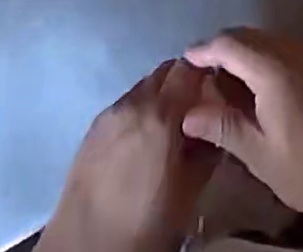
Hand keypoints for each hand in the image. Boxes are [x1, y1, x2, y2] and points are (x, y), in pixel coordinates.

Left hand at [37, 60, 219, 251]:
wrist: (85, 250)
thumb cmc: (145, 226)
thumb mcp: (190, 193)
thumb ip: (207, 150)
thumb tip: (215, 125)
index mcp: (160, 114)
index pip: (190, 68)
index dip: (206, 75)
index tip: (216, 92)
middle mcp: (133, 103)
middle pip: (165, 71)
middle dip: (184, 82)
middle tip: (196, 109)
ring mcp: (110, 113)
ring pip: (144, 86)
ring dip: (161, 95)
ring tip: (169, 128)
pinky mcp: (93, 128)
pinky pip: (125, 104)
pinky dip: (140, 110)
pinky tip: (143, 141)